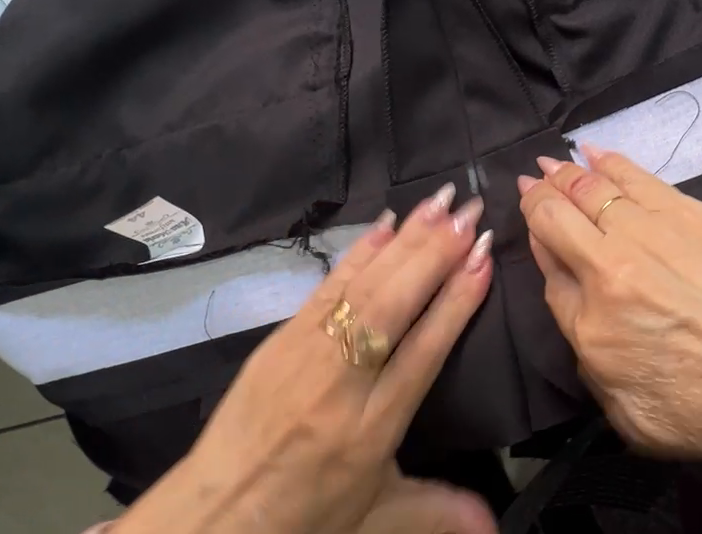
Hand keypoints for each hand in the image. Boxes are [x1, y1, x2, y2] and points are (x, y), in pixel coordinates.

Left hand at [114, 184, 497, 533]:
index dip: (456, 302)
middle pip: (393, 307)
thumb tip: (493, 524)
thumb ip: (437, 510)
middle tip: (471, 210)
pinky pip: (327, 286)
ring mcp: (305, 355)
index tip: (484, 258)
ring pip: (362, 287)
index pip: (424, 351)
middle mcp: (340, 384)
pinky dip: (361, 251)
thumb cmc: (302, 517)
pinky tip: (387, 223)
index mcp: (371, 429)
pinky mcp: (280, 339)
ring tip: (442, 201)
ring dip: (406, 239)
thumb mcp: (375, 517)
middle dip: (436, 253)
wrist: (208, 521)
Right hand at [518, 148, 701, 464]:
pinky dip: (607, 161)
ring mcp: (646, 233)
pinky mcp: (684, 209)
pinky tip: (593, 152)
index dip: (539, 246)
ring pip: (590, 190)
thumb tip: (585, 324)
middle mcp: (608, 270)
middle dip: (538, 197)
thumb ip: (596, 371)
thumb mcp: (637, 420)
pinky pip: (633, 176)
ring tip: (553, 162)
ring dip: (565, 173)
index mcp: (591, 328)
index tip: (534, 227)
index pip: (548, 275)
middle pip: (556, 219)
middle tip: (531, 181)